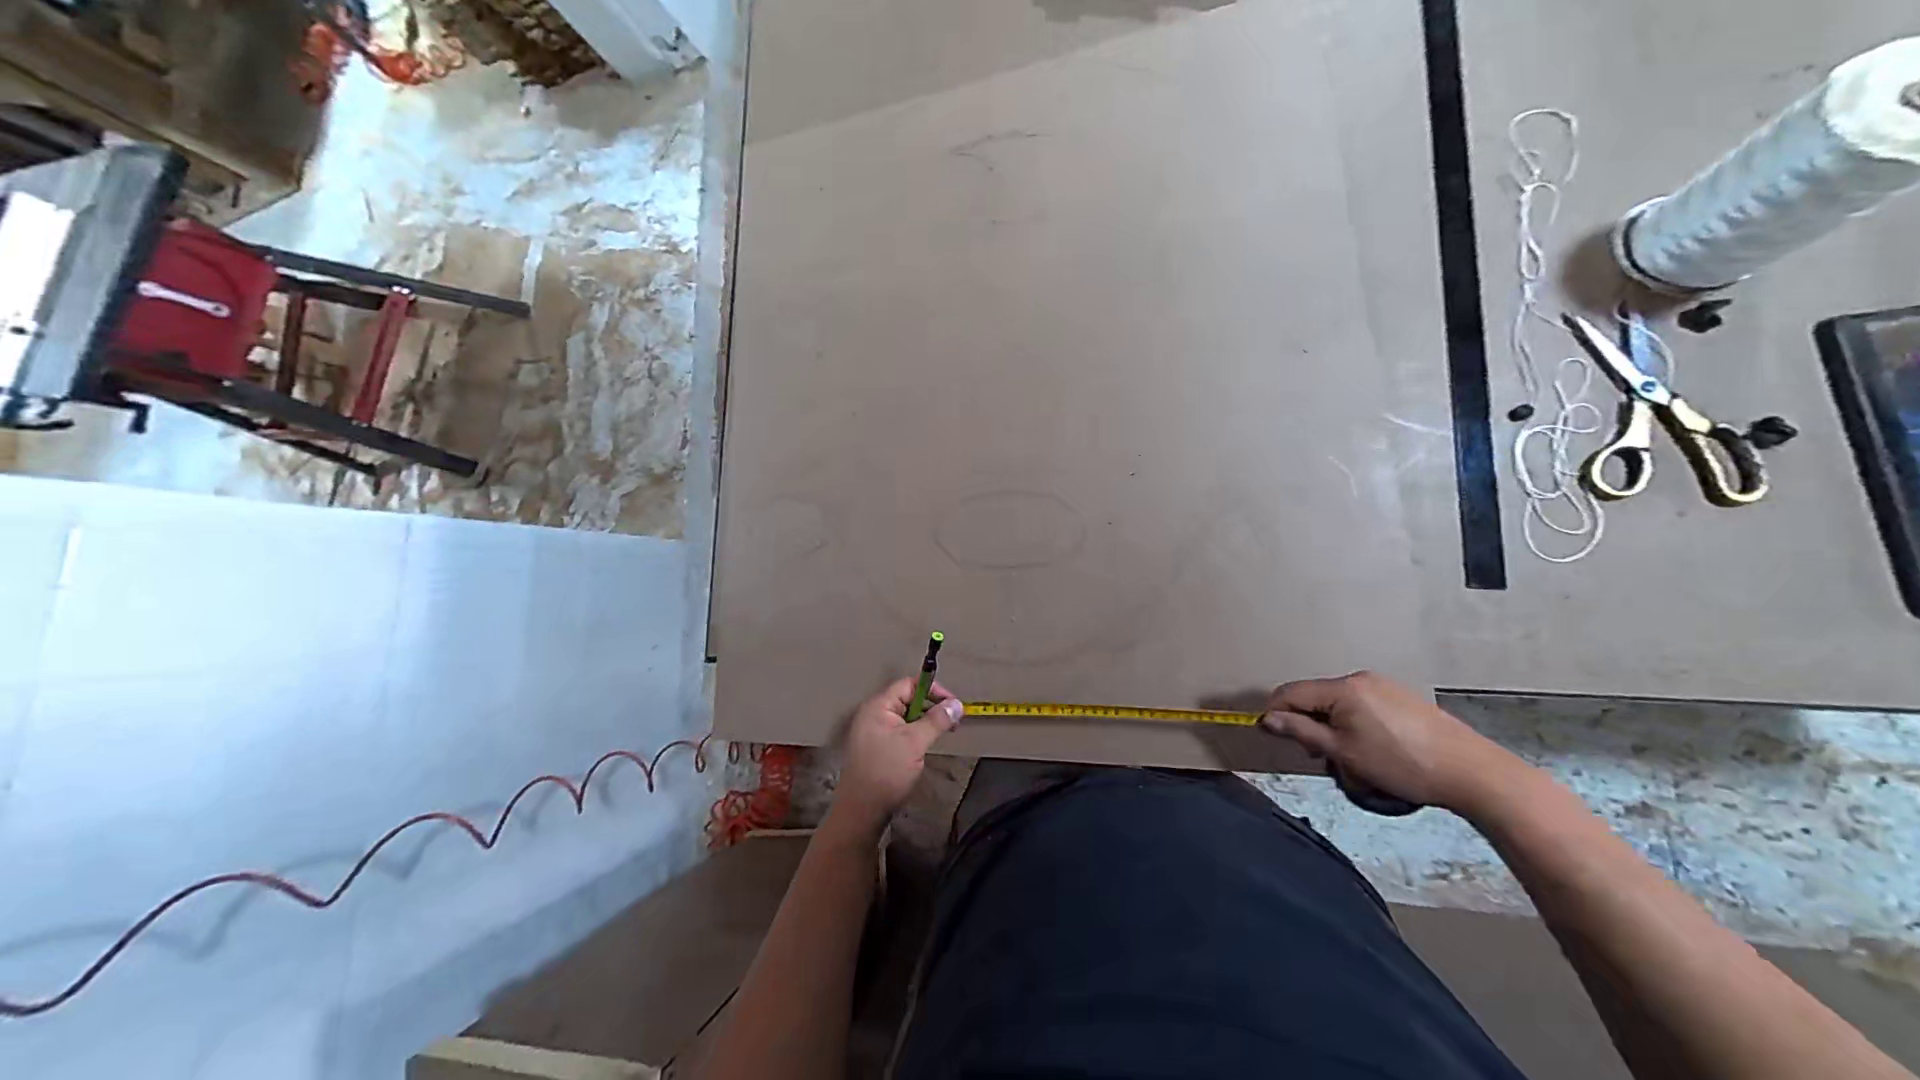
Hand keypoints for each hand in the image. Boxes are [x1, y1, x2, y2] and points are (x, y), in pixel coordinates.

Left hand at [832, 677, 964, 831]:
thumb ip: (936, 720)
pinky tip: (926, 746)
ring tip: (942, 734)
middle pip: (908, 699)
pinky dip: (916, 734)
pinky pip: (901, 732)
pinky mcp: (878, 748)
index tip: (953, 705)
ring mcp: (874, 732)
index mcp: (878, 706)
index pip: (908, 685)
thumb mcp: (915, 742)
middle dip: (932, 707)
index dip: (933, 690)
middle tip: (952, 722)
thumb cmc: (886, 771)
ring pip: (906, 717)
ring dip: (926, 722)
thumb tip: (956, 704)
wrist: (862, 810)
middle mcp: (874, 714)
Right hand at [1261, 671, 1523, 812]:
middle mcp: (1360, 679)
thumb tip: (1268, 719)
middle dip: (1308, 724)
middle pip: (1314, 697)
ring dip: (1331, 726)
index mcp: (1343, 688)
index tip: (1275, 738)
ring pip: (1337, 703)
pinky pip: (1360, 705)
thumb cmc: (1403, 764)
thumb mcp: (1343, 753)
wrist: (1471, 772)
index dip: (1276, 714)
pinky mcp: (1400, 697)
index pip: (1290, 693)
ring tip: (1350, 758)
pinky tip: (1372, 749)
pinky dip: (1353, 724)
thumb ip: (1301, 732)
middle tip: (1320, 756)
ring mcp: (1383, 686)